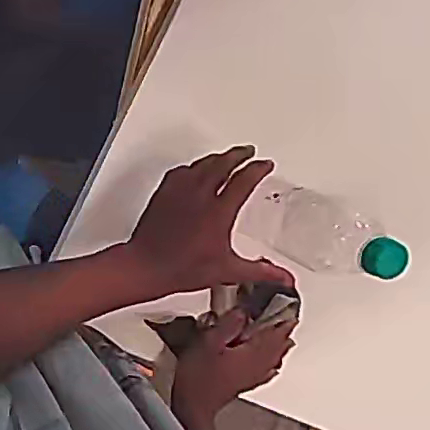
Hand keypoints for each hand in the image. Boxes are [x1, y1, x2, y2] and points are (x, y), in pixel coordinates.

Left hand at [124, 146, 293, 297]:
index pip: (243, 180)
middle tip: (248, 152)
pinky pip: (181, 171)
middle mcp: (199, 196)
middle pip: (222, 163)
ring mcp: (179, 191)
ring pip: (202, 164)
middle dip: (238, 155)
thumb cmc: (182, 268)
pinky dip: (193, 167)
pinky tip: (195, 170)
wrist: (147, 266)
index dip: (257, 169)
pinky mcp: (163, 193)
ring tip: (226, 157)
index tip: (265, 164)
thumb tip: (282, 277)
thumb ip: (259, 271)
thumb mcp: (228, 271)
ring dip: (217, 158)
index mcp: (218, 211)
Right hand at [171, 307, 299, 420]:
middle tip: (286, 317)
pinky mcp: (244, 384)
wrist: (193, 407)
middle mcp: (257, 366)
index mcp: (252, 353)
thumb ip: (228, 325)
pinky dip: (271, 363)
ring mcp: (252, 377)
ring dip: (279, 346)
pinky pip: (266, 371)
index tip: (287, 305)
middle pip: (277, 345)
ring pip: (274, 358)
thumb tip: (243, 312)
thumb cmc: (198, 378)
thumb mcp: (209, 342)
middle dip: (283, 331)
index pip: (275, 332)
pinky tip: (271, 365)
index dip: (282, 318)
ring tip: (284, 336)